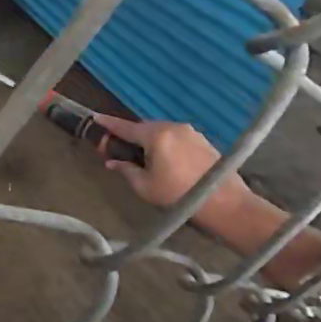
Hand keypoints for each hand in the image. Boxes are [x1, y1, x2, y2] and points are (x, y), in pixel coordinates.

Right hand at [92, 115, 251, 213]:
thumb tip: (112, 162)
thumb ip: (126, 170)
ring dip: (149, 141)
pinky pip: (176, 137)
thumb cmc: (178, 195)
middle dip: (131, 136)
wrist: (225, 204)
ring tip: (144, 159)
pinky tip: (165, 161)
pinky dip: (165, 145)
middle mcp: (174, 127)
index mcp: (157, 135)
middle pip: (145, 128)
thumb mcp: (145, 186)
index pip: (126, 126)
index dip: (109, 124)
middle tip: (120, 150)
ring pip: (162, 132)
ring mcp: (191, 132)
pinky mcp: (203, 140)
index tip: (95, 118)